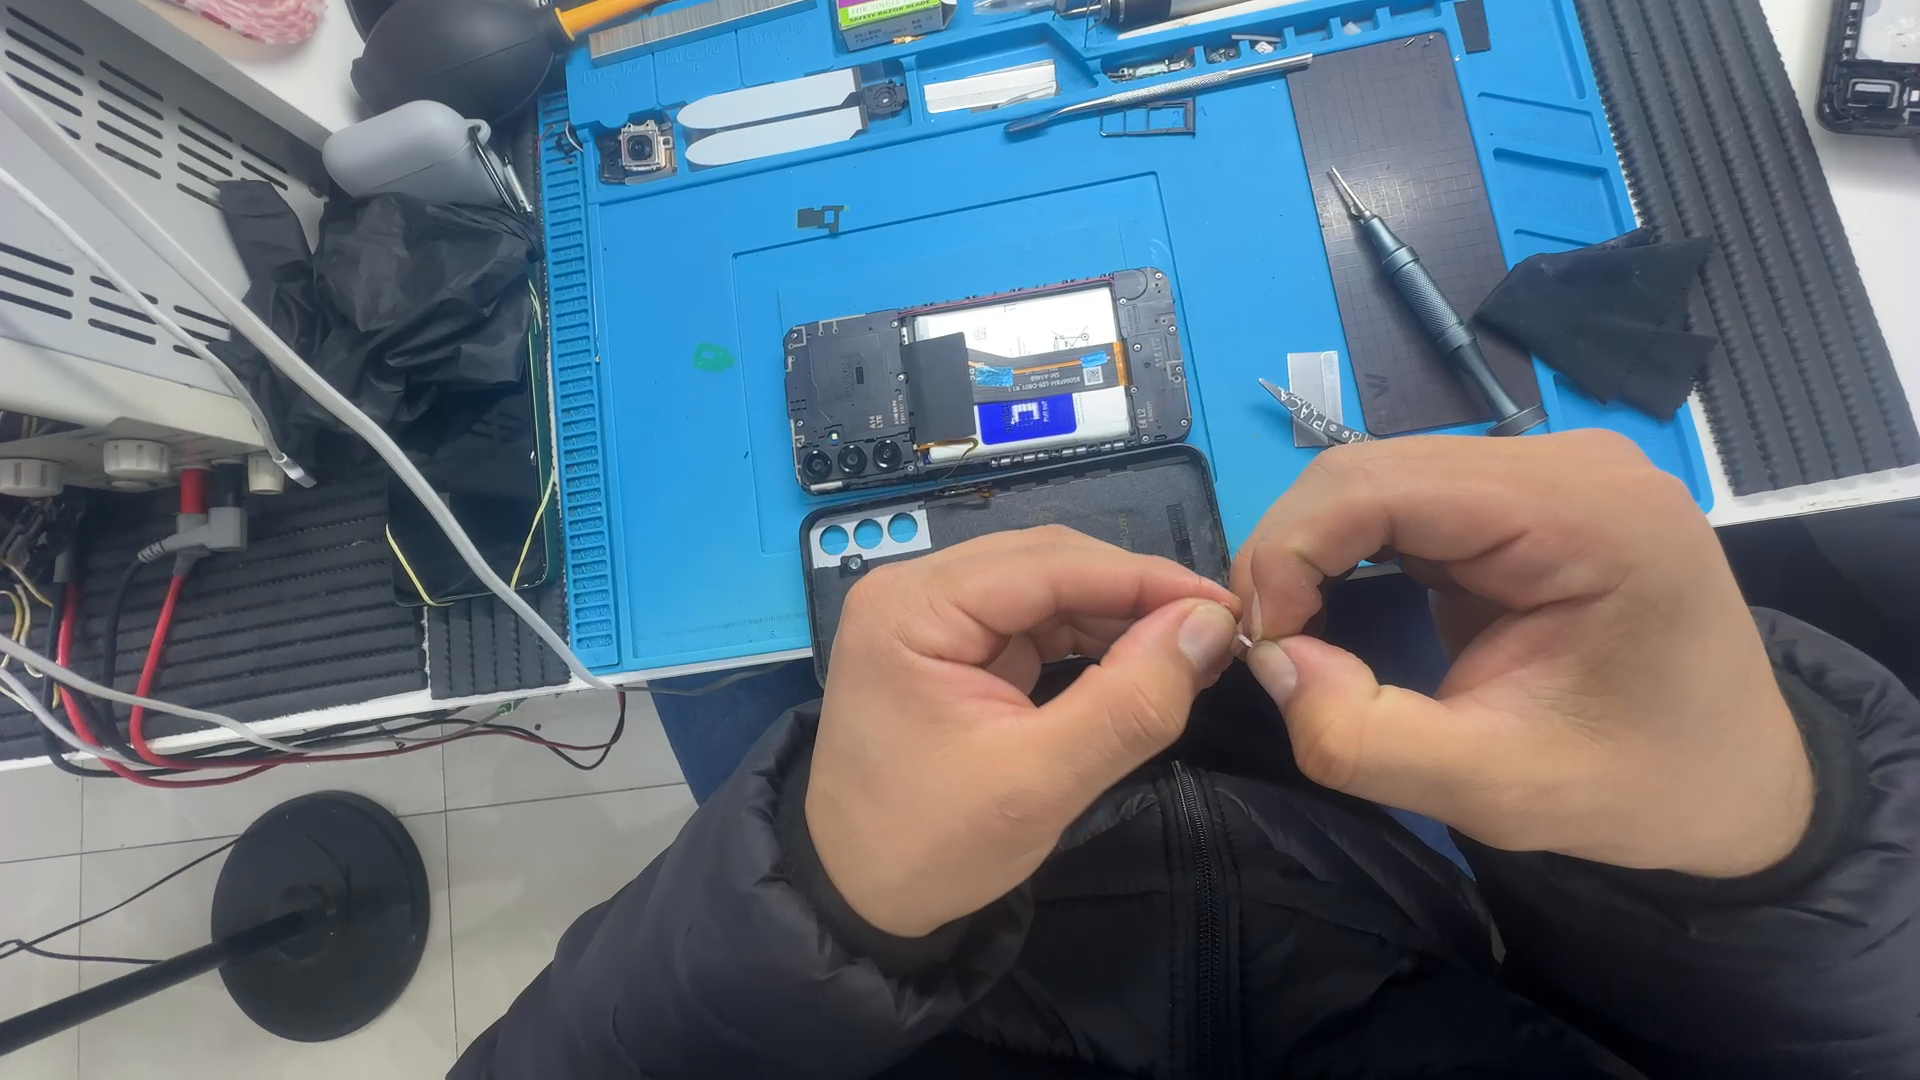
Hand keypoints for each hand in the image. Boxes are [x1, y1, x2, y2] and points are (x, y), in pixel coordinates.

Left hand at [807, 526, 1239, 936]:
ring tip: (1183, 647)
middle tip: (1210, 631)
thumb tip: (1206, 625)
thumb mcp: (1040, 782)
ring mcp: (929, 611)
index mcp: (912, 606)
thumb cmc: (932, 845)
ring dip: (1114, 612)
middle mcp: (915, 589)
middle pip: (1044, 563)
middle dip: (1131, 593)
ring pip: (1043, 586)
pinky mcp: (948, 639)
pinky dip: (1086, 634)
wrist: (856, 893)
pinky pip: (1030, 618)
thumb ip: (1129, 703)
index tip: (1224, 606)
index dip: (1142, 579)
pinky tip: (1133, 655)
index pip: (1046, 565)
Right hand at [1232, 431, 1811, 878]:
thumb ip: (1361, 739)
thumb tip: (1269, 658)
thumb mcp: (1495, 792)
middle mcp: (1559, 463)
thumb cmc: (1637, 786)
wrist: (1730, 781)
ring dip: (1304, 552)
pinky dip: (1333, 550)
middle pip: (1357, 473)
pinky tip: (1330, 599)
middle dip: (1287, 555)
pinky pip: (1383, 500)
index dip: (1289, 554)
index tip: (1264, 643)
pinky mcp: (1506, 494)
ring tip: (1294, 626)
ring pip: (1359, 481)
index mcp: (1583, 512)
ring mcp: (1534, 470)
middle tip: (1269, 639)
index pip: (1374, 487)